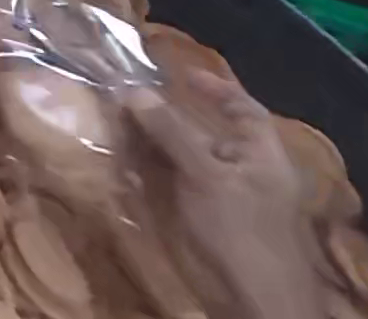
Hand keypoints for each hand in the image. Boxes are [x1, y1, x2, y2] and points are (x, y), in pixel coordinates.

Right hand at [127, 71, 322, 318]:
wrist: (250, 301)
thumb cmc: (242, 232)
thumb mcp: (206, 176)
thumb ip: (170, 131)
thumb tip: (133, 90)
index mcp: (258, 156)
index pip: (243, 110)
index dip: (216, 88)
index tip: (178, 71)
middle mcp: (236, 167)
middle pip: (197, 126)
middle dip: (160, 107)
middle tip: (121, 87)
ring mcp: (212, 188)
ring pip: (172, 147)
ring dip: (142, 130)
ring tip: (108, 111)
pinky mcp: (190, 206)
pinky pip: (160, 171)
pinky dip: (137, 157)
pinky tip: (114, 147)